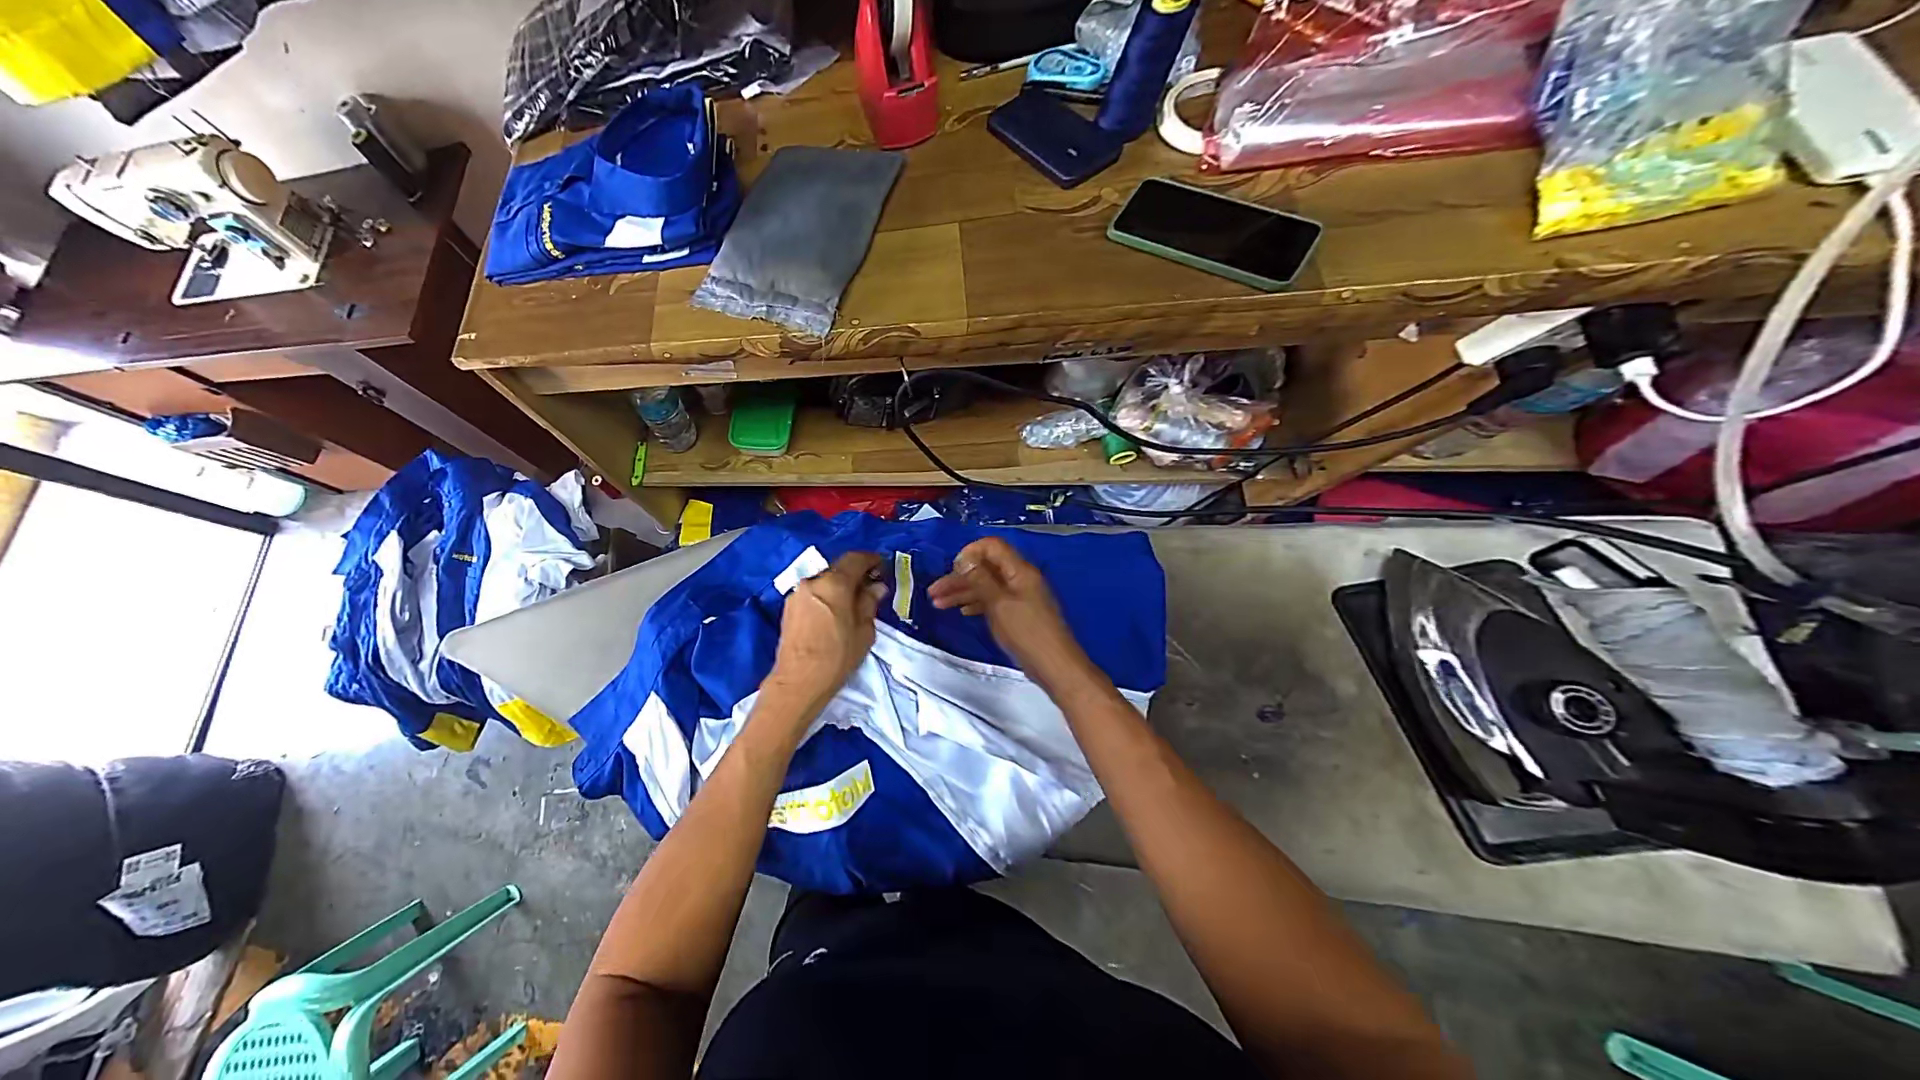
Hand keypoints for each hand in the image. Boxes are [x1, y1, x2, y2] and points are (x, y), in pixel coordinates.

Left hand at [763, 552, 886, 718]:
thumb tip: (875, 587)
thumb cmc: (837, 657)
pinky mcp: (789, 608)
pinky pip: (813, 594)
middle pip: (838, 569)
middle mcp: (813, 582)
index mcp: (834, 583)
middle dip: (855, 575)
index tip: (882, 567)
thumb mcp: (864, 631)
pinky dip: (826, 597)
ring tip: (853, 604)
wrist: (798, 682)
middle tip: (871, 588)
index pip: (855, 559)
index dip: (872, 560)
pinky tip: (834, 614)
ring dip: (839, 587)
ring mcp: (797, 594)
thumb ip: (869, 602)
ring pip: (824, 582)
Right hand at [928, 537, 1095, 688]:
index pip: (992, 547)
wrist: (1055, 666)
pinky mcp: (1019, 613)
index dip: (969, 553)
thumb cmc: (1028, 634)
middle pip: (986, 568)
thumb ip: (980, 579)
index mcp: (1020, 570)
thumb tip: (964, 558)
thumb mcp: (999, 604)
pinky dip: (976, 603)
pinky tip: (963, 611)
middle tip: (935, 592)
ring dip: (963, 592)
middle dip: (959, 577)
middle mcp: (1021, 579)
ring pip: (987, 585)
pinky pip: (993, 600)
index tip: (951, 569)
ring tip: (939, 604)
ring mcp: (1021, 596)